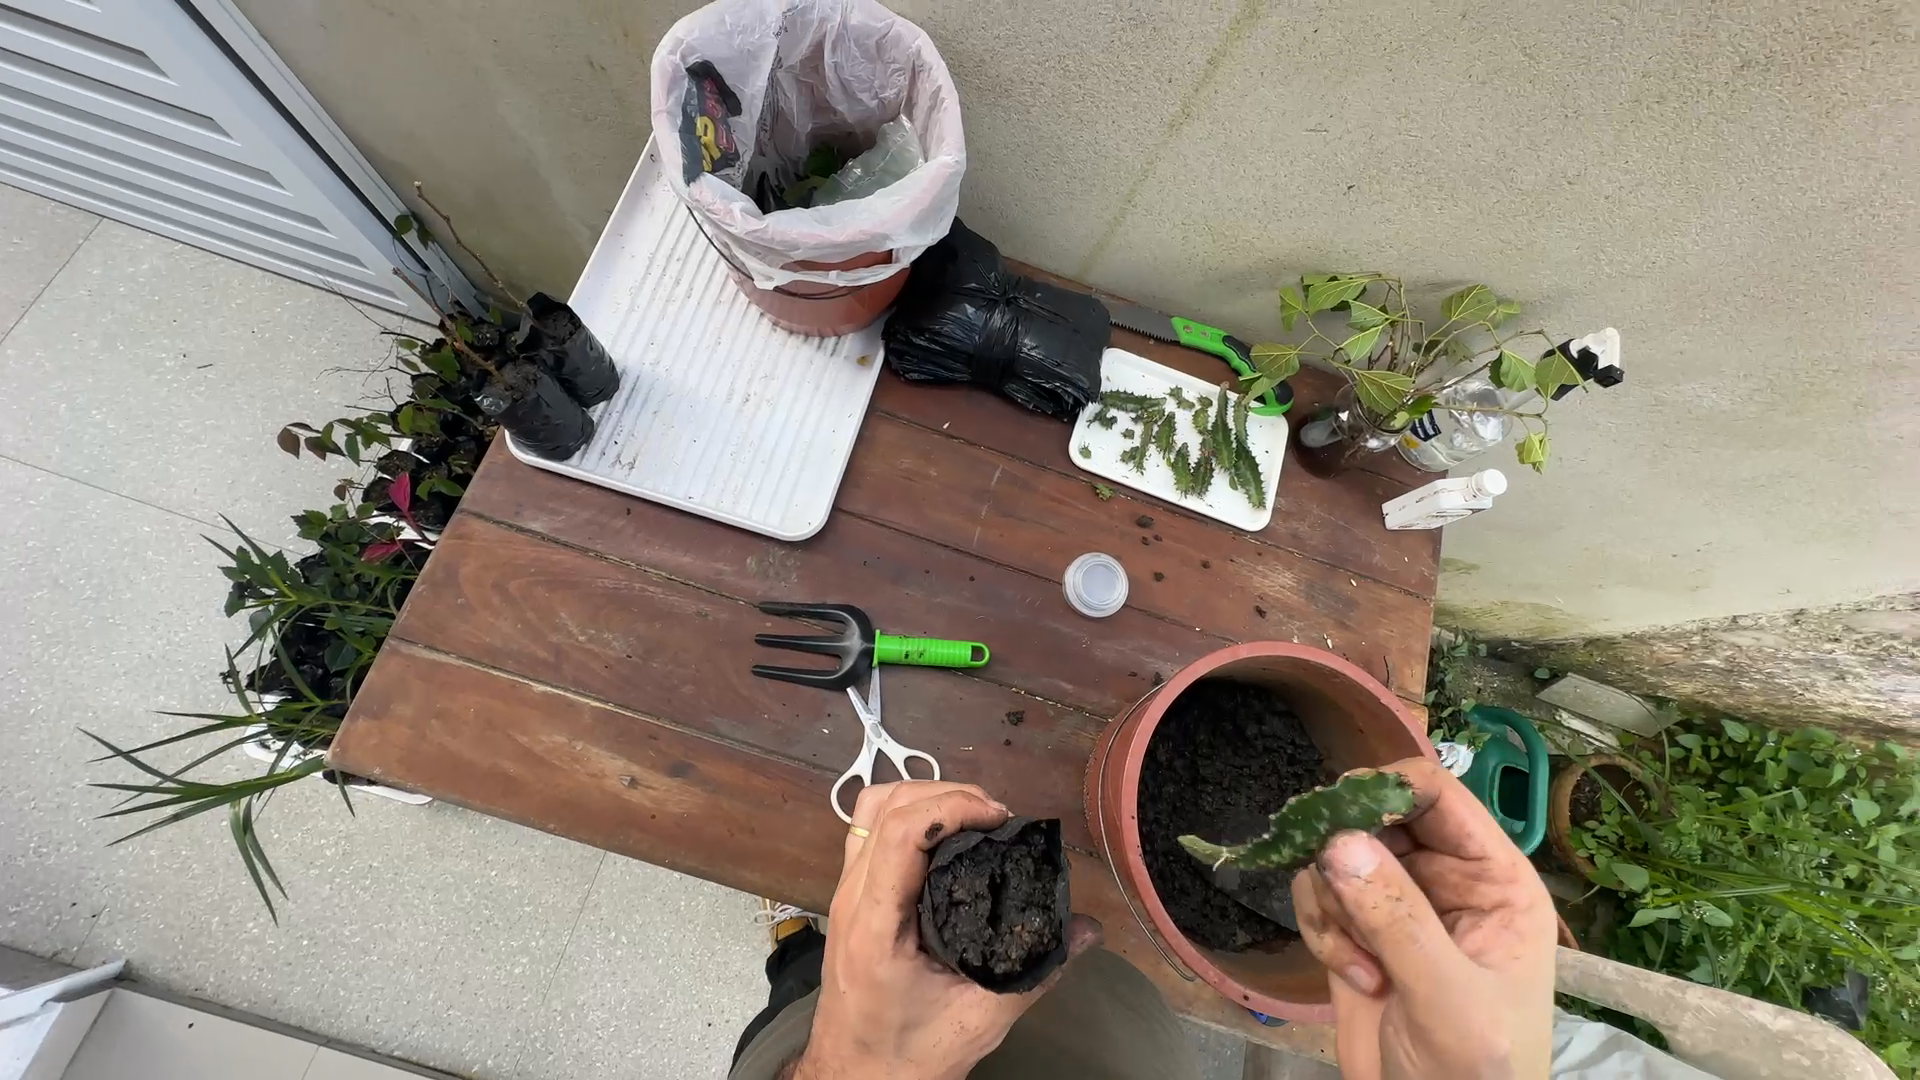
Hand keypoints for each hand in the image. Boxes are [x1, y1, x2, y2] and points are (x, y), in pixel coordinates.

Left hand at [793, 781, 1101, 1079]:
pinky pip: (867, 825)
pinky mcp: (847, 889)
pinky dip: (905, 809)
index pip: (902, 832)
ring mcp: (843, 888)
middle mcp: (852, 895)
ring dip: (923, 793)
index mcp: (877, 925)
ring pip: (872, 807)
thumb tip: (1087, 930)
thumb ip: (1035, 973)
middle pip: (887, 806)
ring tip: (971, 813)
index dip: (953, 806)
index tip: (999, 817)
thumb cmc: (909, 1055)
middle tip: (994, 815)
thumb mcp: (979, 1021)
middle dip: (947, 794)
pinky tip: (941, 829)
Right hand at [1291, 757, 1556, 1079]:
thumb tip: (1336, 839)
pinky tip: (1352, 974)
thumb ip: (1397, 920)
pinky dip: (1319, 927)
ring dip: (1332, 903)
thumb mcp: (1449, 1005)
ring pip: (1335, 850)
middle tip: (1341, 901)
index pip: (1435, 793)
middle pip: (1371, 812)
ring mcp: (1398, 898)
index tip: (1337, 822)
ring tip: (1363, 963)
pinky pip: (1316, 889)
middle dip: (1345, 857)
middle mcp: (1444, 876)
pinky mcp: (1357, 921)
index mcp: (1493, 879)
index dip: (1384, 790)